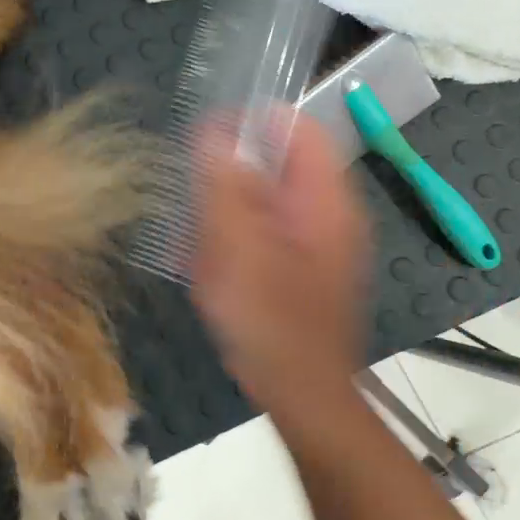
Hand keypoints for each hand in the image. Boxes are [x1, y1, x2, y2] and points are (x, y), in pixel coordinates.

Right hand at [186, 113, 370, 416]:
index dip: (251, 121)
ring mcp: (314, 242)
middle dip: (224, 180)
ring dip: (220, 215)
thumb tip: (214, 130)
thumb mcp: (237, 247)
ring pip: (258, 199)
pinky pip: (257, 232)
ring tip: (196, 250)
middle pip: (272, 165)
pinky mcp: (298, 266)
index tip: (203, 137)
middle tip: (193, 211)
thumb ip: (225, 184)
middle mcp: (326, 214)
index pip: (297, 129)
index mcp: (324, 201)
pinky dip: (227, 241)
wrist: (301, 397)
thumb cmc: (269, 321)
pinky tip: (206, 269)